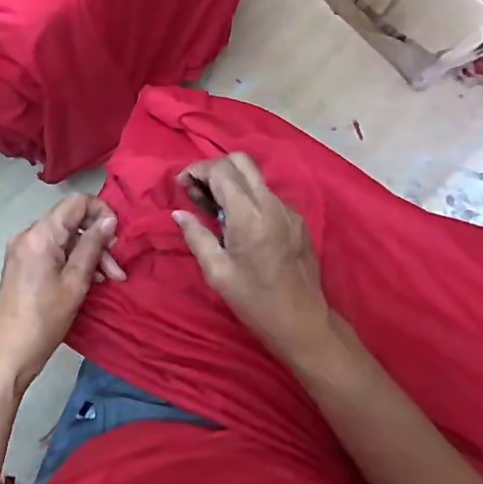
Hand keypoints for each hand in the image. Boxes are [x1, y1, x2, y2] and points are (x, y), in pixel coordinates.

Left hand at [0, 194, 122, 387]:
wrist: (7, 355)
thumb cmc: (44, 320)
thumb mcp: (75, 282)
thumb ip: (93, 246)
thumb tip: (109, 220)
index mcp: (40, 234)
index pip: (76, 202)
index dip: (101, 211)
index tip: (117, 236)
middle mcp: (28, 234)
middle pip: (71, 220)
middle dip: (97, 238)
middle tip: (116, 266)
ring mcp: (22, 249)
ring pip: (64, 237)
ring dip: (88, 252)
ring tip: (108, 278)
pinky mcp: (21, 264)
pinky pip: (52, 250)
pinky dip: (72, 259)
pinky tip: (89, 280)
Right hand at [172, 154, 335, 363]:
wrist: (303, 322)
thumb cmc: (255, 302)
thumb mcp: (217, 272)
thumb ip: (196, 236)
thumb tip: (179, 213)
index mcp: (249, 215)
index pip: (221, 171)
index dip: (197, 170)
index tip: (181, 183)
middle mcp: (271, 204)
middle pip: (241, 161)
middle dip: (214, 167)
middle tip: (197, 189)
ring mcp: (288, 210)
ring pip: (255, 177)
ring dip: (231, 181)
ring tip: (213, 207)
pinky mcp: (297, 220)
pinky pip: (267, 195)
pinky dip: (247, 197)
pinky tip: (238, 222)